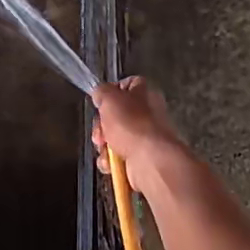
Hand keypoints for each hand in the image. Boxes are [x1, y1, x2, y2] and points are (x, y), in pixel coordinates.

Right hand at [90, 77, 191, 195]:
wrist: (149, 160)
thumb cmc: (133, 125)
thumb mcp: (110, 98)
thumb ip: (102, 91)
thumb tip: (99, 94)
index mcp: (144, 95)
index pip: (127, 86)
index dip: (111, 92)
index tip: (100, 101)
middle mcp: (146, 116)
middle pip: (115, 117)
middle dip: (101, 126)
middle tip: (100, 133)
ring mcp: (143, 140)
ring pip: (113, 139)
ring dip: (103, 146)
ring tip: (105, 149)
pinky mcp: (139, 160)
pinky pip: (117, 159)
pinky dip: (110, 163)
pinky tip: (110, 164)